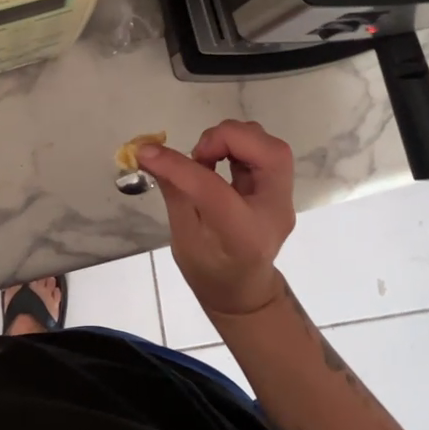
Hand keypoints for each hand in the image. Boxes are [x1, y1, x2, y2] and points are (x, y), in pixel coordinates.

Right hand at [138, 119, 295, 316]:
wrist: (244, 290)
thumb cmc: (208, 272)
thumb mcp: (182, 237)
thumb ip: (173, 191)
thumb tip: (148, 151)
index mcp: (244, 236)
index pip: (214, 190)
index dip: (179, 166)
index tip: (146, 152)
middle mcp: (274, 212)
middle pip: (268, 153)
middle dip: (225, 139)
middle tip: (197, 156)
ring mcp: (282, 198)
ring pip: (269, 145)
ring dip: (231, 139)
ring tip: (206, 160)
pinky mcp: (279, 186)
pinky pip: (264, 149)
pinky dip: (237, 143)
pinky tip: (217, 161)